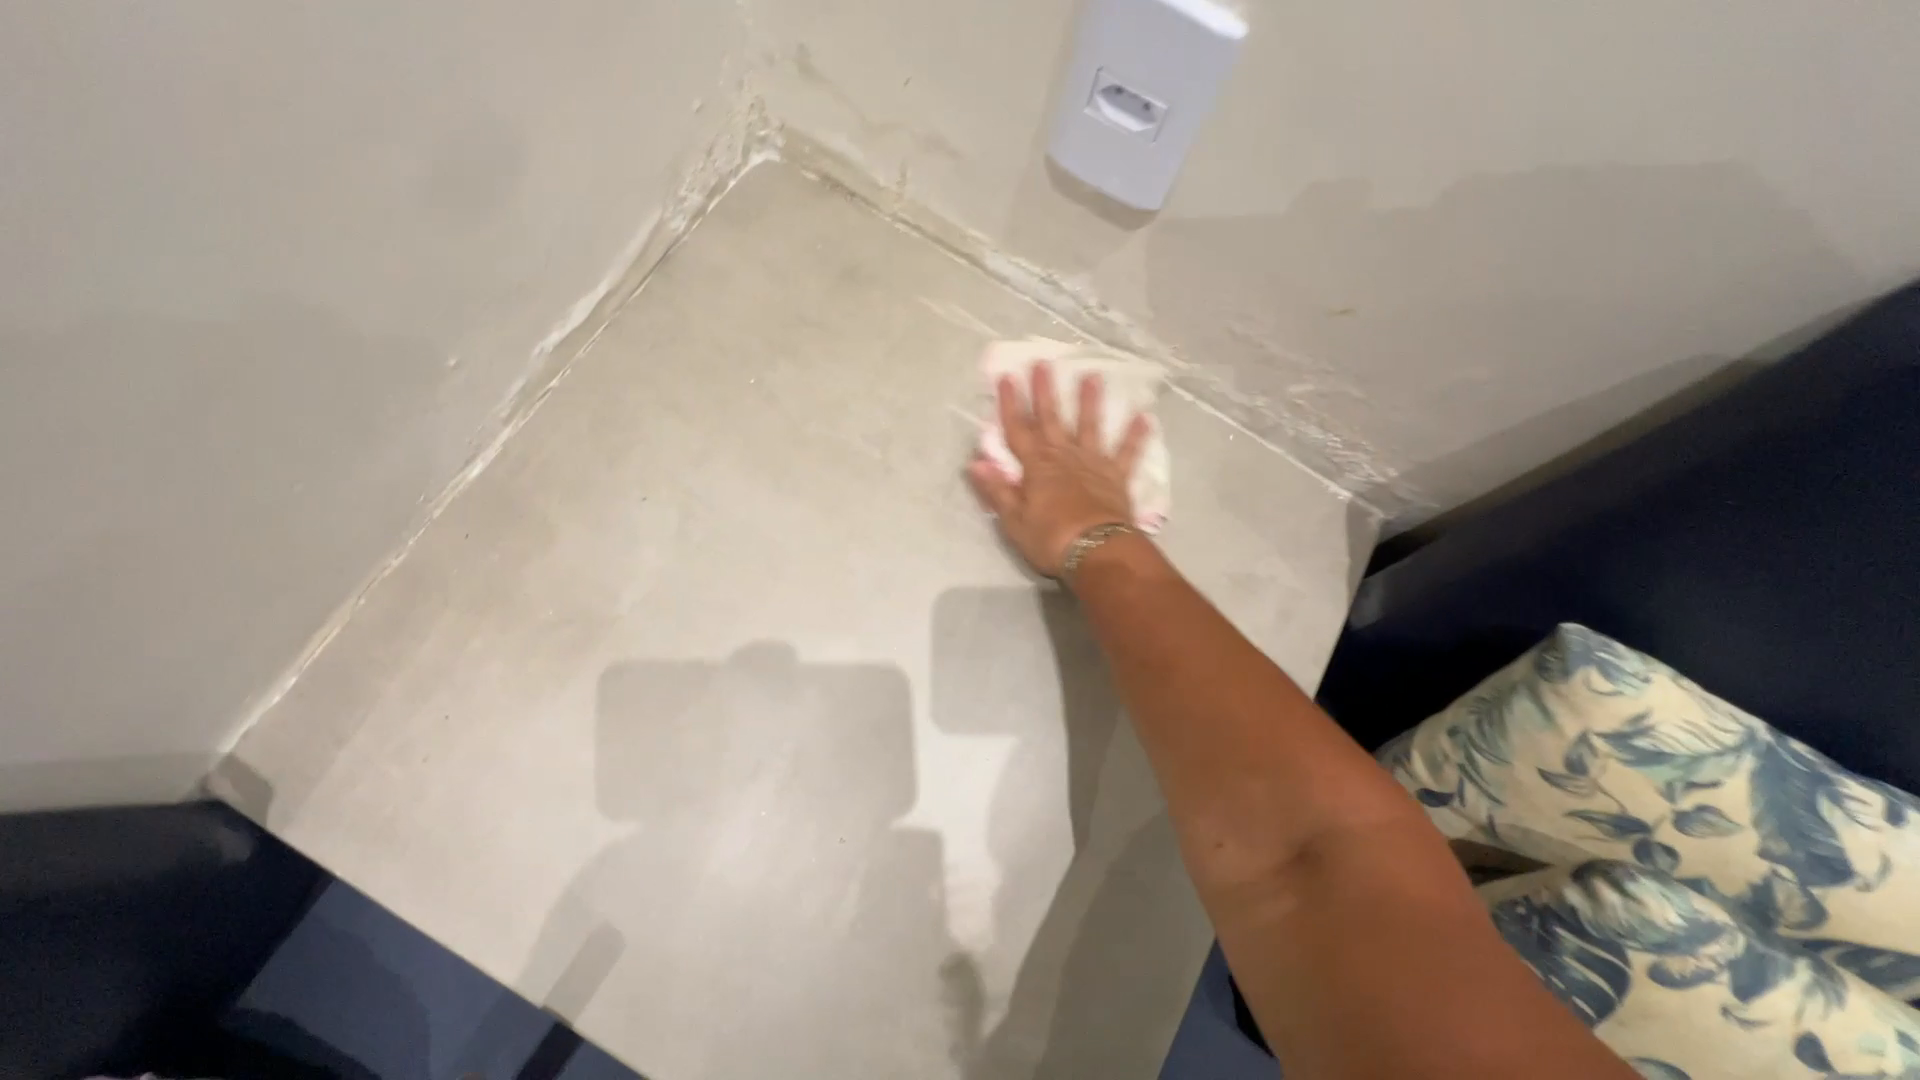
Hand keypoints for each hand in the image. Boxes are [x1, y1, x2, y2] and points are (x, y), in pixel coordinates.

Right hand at [966, 363, 1152, 576]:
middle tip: (1043, 362)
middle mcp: (1064, 457)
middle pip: (1051, 419)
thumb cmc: (1051, 539)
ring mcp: (1093, 464)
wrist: (1097, 552)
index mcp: (1036, 467)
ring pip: (1089, 426)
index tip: (1005, 378)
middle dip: (1045, 391)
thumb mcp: (1014, 520)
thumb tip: (975, 463)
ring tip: (1093, 376)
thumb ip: (997, 490)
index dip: (1009, 405)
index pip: (1017, 430)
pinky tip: (1145, 417)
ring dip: (1090, 401)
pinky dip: (1136, 435)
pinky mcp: (1117, 477)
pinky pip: (1128, 452)